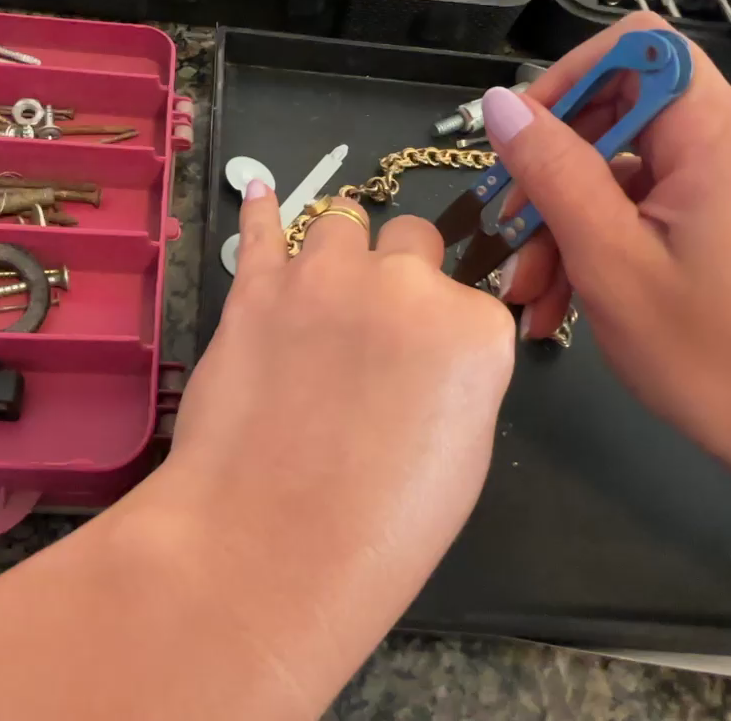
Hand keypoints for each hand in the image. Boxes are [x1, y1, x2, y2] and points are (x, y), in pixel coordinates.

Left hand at [143, 183, 514, 678]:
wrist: (271, 539)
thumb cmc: (385, 524)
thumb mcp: (462, 450)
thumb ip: (456, 373)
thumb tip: (429, 345)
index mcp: (474, 327)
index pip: (471, 297)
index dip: (443, 327)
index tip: (421, 359)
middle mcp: (404, 282)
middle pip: (411, 239)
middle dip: (399, 270)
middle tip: (373, 321)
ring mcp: (324, 275)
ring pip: (341, 223)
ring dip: (338, 249)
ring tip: (323, 284)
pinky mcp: (256, 285)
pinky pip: (261, 225)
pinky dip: (262, 210)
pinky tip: (260, 192)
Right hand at [487, 12, 730, 488]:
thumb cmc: (716, 358)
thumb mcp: (609, 260)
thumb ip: (551, 170)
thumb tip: (501, 103)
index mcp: (719, 140)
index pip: (639, 49)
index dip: (570, 77)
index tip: (519, 136)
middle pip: (622, 119)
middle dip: (550, 174)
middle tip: (506, 233)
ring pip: (626, 178)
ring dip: (565, 227)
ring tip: (527, 295)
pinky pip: (651, 214)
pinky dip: (603, 247)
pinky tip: (562, 304)